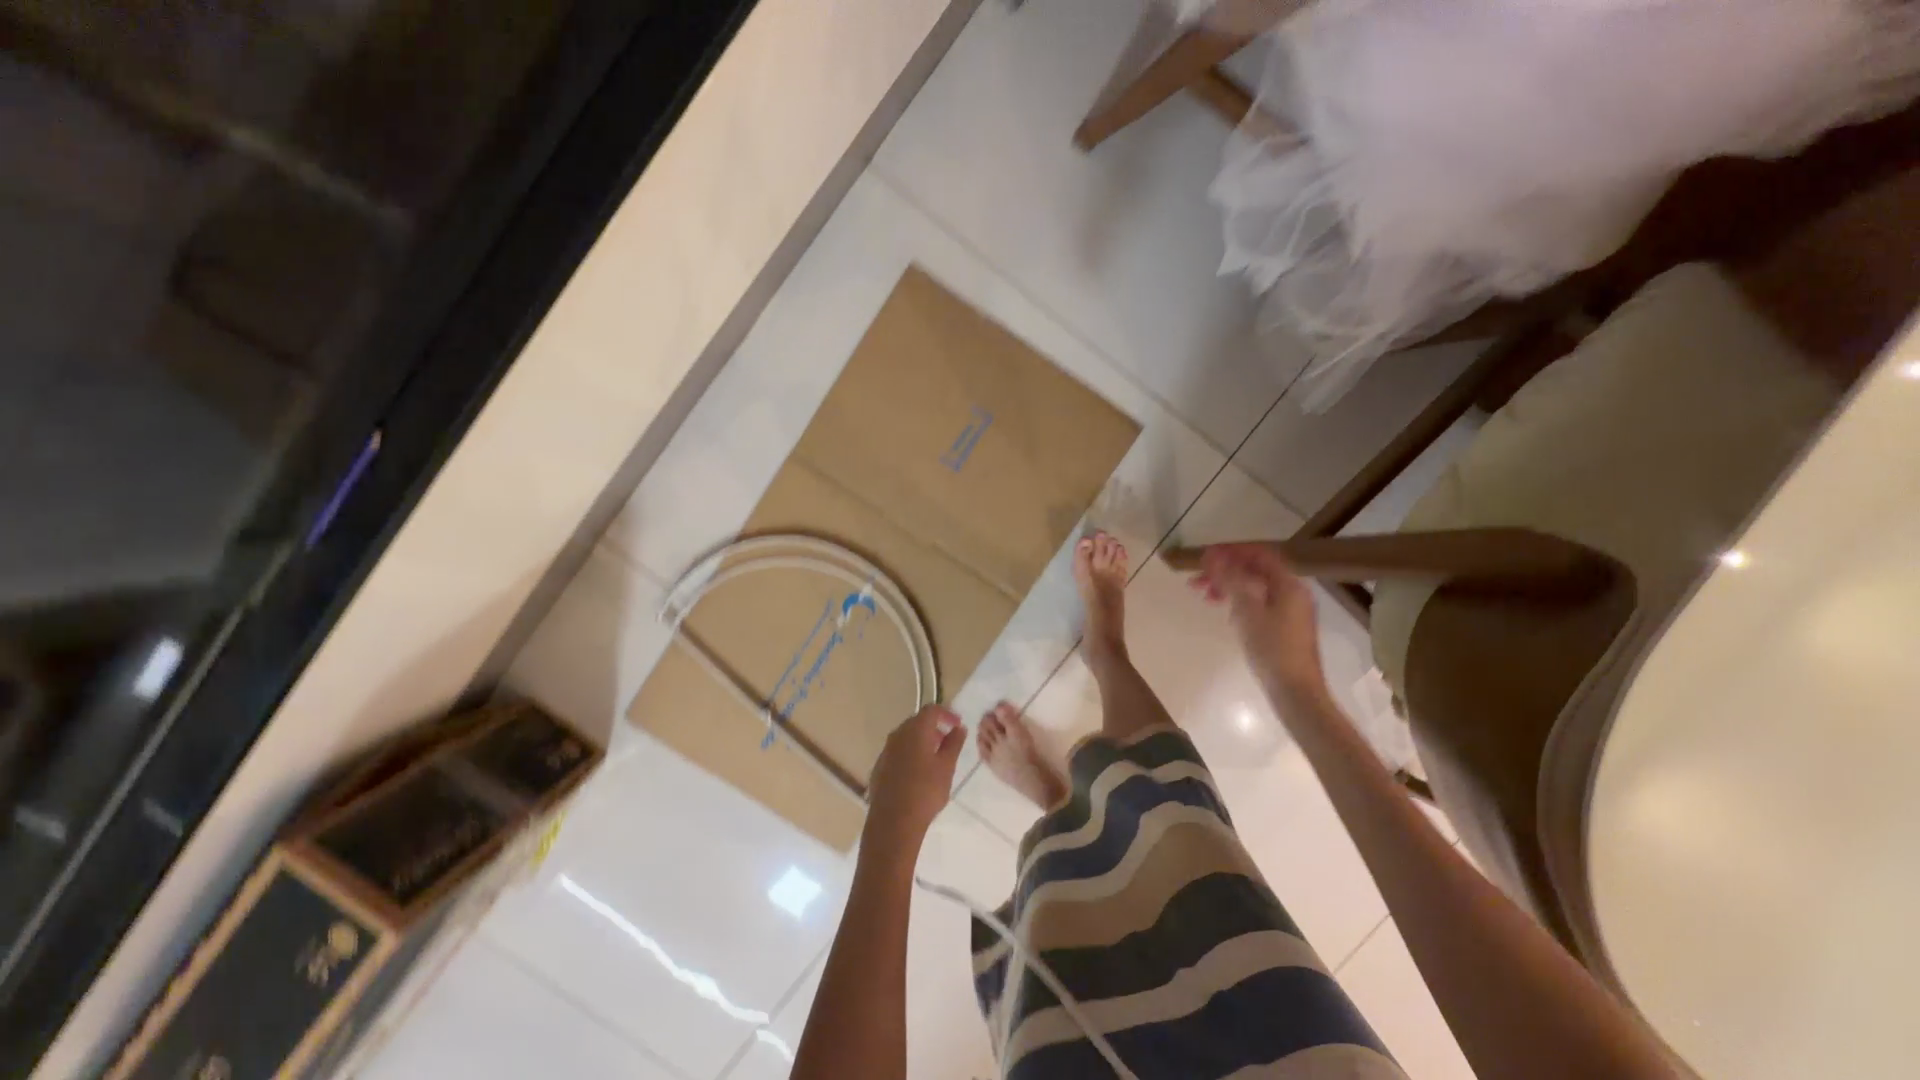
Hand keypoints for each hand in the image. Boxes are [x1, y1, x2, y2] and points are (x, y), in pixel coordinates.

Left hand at [861, 705, 965, 862]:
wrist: (893, 821)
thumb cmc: (926, 791)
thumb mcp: (947, 767)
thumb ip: (954, 743)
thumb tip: (958, 728)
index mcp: (915, 730)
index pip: (931, 710)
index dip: (946, 713)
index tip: (958, 724)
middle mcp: (897, 735)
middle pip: (916, 722)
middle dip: (934, 728)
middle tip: (948, 742)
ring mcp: (885, 752)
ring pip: (906, 738)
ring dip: (921, 742)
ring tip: (935, 759)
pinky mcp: (879, 768)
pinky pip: (897, 753)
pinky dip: (910, 755)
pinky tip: (917, 774)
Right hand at [1189, 544, 1327, 697]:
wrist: (1297, 692)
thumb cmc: (1272, 649)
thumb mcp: (1247, 611)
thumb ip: (1230, 580)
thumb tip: (1213, 556)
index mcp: (1288, 584)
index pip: (1258, 554)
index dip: (1230, 552)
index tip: (1204, 558)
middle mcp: (1293, 593)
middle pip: (1255, 572)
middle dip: (1225, 573)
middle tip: (1196, 583)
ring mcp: (1291, 612)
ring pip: (1256, 590)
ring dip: (1230, 589)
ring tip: (1207, 598)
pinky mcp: (1286, 630)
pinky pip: (1260, 606)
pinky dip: (1241, 604)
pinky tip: (1228, 617)